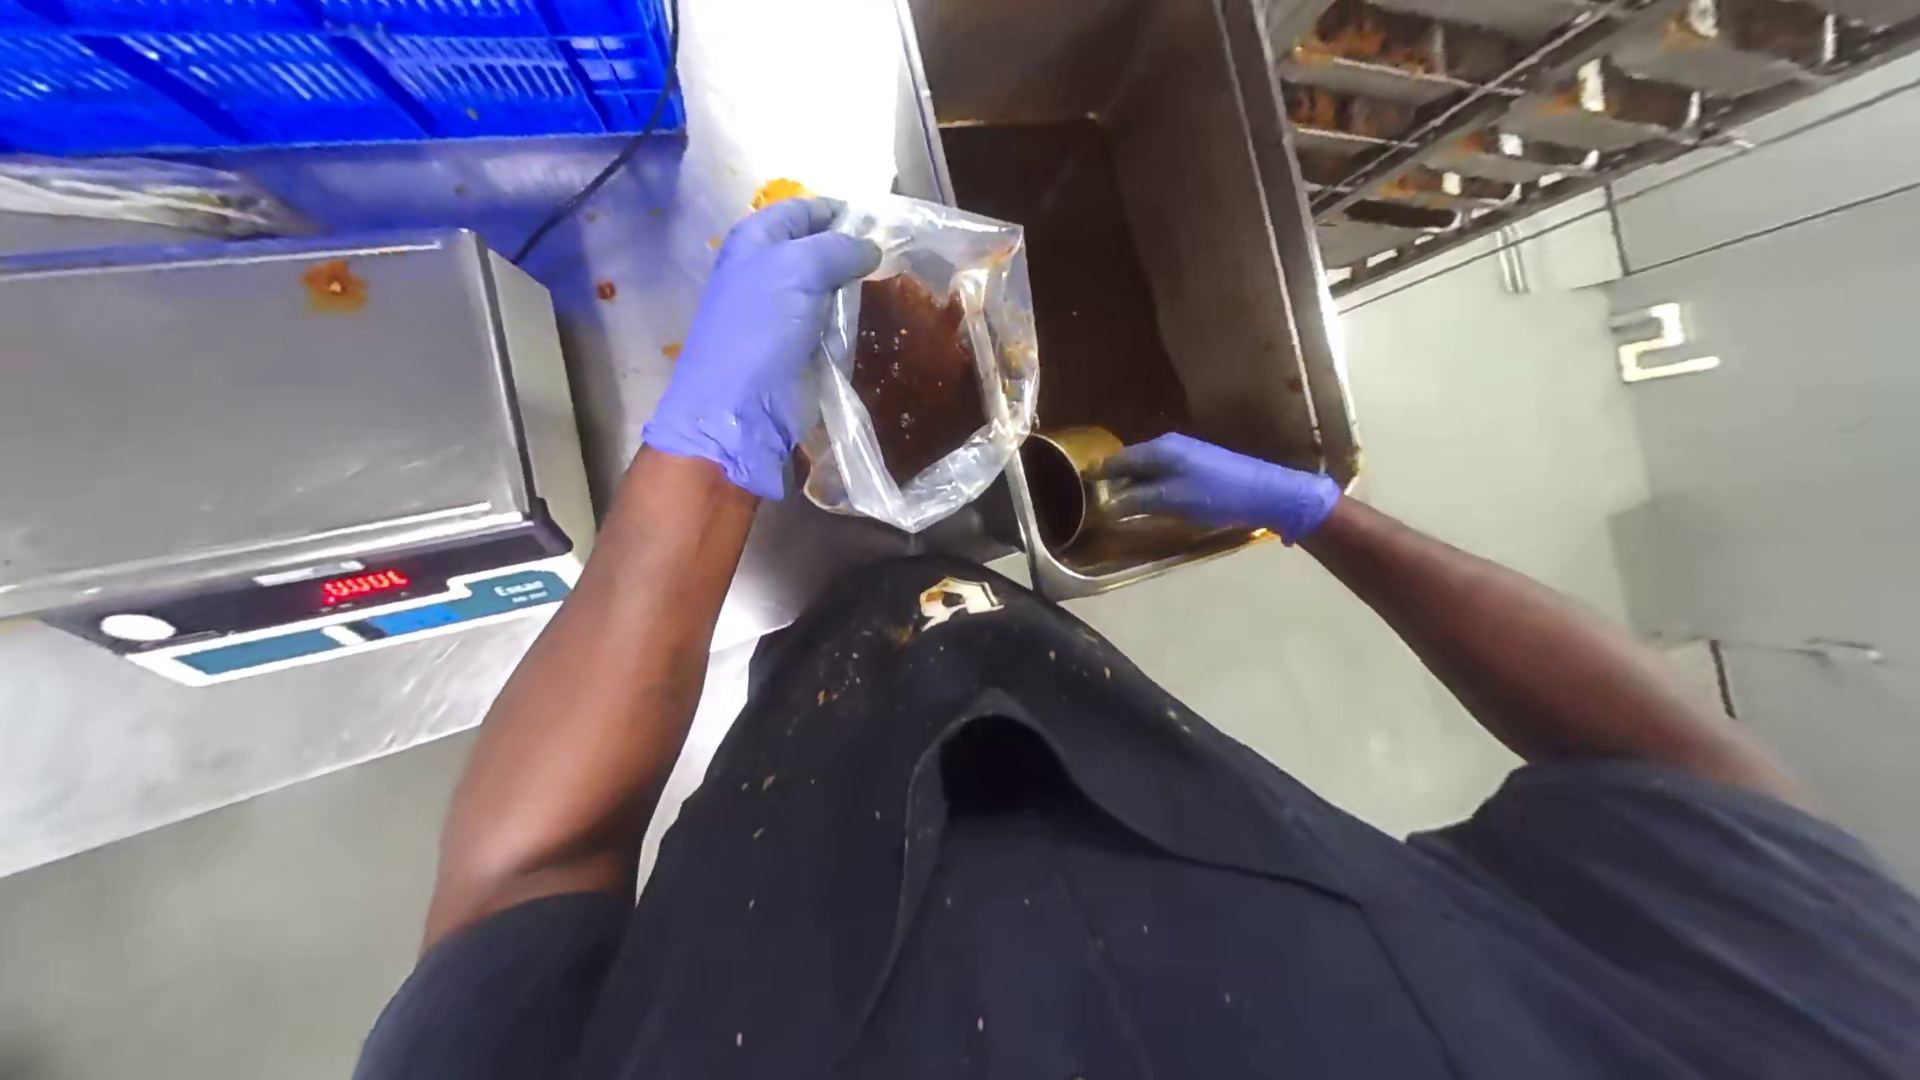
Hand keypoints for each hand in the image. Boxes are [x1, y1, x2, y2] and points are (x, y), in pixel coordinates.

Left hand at [642, 197, 880, 498]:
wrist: (741, 406)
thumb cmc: (761, 329)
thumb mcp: (799, 270)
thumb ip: (837, 249)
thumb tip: (870, 247)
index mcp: (757, 242)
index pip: (803, 212)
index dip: (839, 213)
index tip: (881, 223)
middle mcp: (769, 272)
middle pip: (819, 252)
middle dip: (853, 255)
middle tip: (895, 259)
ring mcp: (785, 314)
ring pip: (830, 291)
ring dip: (854, 294)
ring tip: (889, 290)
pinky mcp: (800, 349)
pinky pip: (832, 327)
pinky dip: (849, 326)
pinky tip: (871, 323)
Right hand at [1095, 433, 1340, 543]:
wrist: (1267, 493)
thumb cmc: (1215, 496)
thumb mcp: (1171, 501)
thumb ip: (1136, 500)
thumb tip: (1106, 504)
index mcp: (1159, 449)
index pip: (1118, 460)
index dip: (1100, 475)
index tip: (1083, 490)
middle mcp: (1168, 444)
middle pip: (1131, 461)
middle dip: (1114, 479)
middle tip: (1099, 501)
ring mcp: (1184, 452)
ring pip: (1146, 467)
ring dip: (1132, 483)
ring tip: (1120, 503)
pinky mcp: (1197, 462)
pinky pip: (1161, 471)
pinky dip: (1149, 484)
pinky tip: (1149, 499)